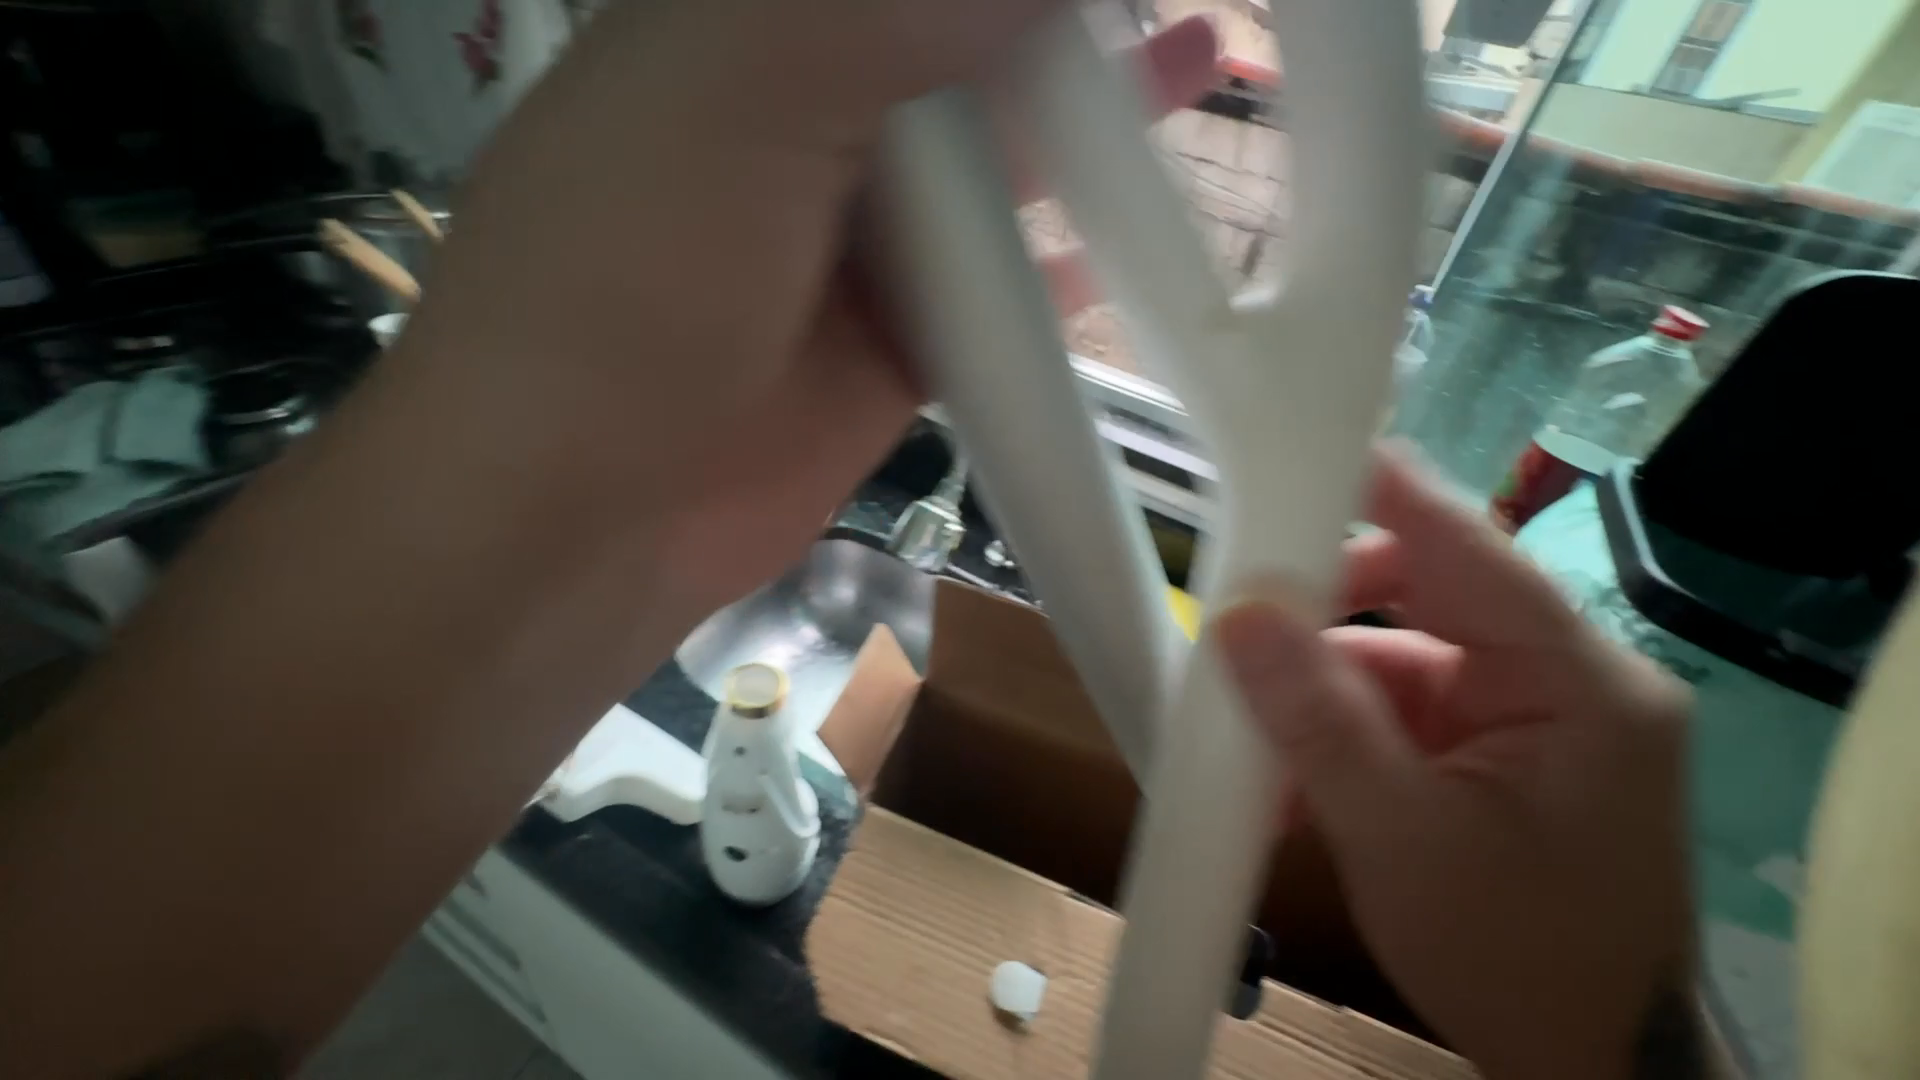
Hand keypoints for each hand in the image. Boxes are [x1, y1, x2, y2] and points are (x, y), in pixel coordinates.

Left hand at [401, 0, 1218, 622]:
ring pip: (986, 182)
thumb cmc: (629, 285)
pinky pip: (988, 304)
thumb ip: (889, 14)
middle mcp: (801, 138)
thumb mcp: (734, 94)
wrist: (592, 508)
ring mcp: (851, 257)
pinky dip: (1049, 284)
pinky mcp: (888, 356)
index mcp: (741, 36)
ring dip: (1075, 140)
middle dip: (1055, 33)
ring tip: (1190, 76)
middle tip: (1176, 2)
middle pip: (954, 60)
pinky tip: (1114, 261)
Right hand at [1217, 449, 1692, 1079]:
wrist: (1587, 1070)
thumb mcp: (1400, 836)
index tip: (1299, 446)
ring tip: (1244, 734)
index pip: (1471, 548)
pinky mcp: (1484, 745)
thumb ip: (1317, 718)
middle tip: (1233, 626)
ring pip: (1389, 655)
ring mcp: (1519, 711)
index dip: (1384, 489)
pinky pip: (1391, 706)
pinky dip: (1331, 730)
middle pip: (1419, 595)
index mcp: (1577, 682)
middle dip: (1319, 614)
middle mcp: (1556, 677)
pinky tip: (1283, 776)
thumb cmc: (1515, 955)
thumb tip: (1235, 616)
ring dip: (1312, 690)